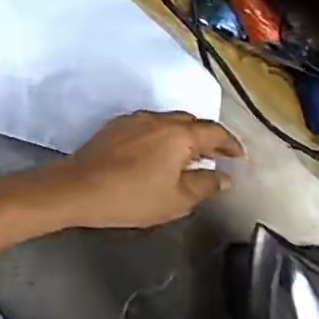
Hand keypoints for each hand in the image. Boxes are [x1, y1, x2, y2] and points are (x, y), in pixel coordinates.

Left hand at [51, 111, 244, 228]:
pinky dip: (161, 137)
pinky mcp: (116, 125)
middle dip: (206, 138)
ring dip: (182, 136)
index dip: (230, 143)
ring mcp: (135, 119)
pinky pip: (148, 126)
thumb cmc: (132, 196)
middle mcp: (158, 118)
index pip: (214, 132)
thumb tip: (225, 177)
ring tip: (187, 158)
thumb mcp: (177, 200)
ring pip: (168, 122)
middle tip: (216, 157)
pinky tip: (157, 155)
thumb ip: (205, 185)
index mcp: (178, 134)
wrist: (79, 187)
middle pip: (190, 122)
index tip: (239, 155)